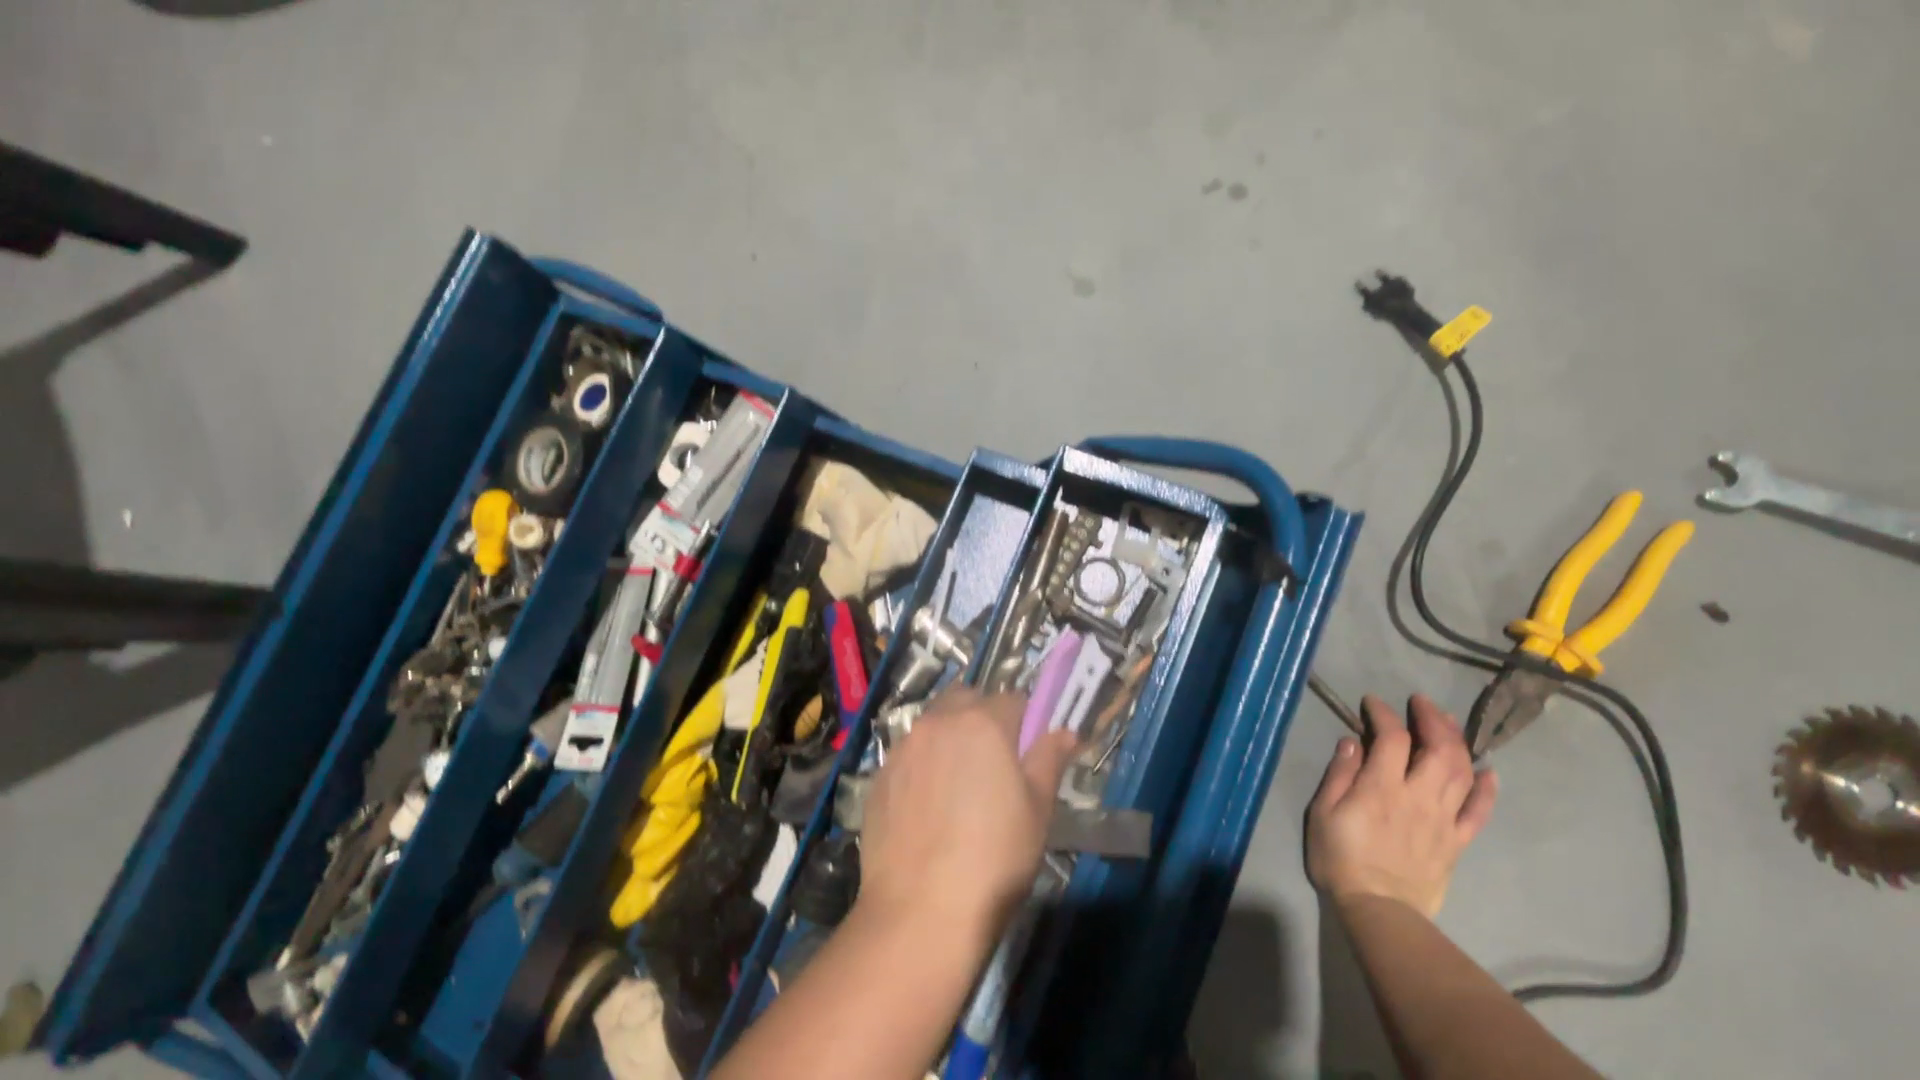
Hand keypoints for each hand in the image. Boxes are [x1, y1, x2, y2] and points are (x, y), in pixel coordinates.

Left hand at [857, 687, 1077, 945]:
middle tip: (995, 764)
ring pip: (931, 727)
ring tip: (958, 789)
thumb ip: (1048, 760)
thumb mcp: (1037, 809)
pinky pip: (907, 758)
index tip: (1030, 753)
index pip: (1013, 699)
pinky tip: (928, 810)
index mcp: (982, 723)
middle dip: (982, 718)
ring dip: (948, 741)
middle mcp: (936, 724)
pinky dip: (921, 769)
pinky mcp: (876, 780)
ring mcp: (900, 751)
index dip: (1026, 722)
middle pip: (965, 701)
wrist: (921, 910)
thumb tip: (1064, 732)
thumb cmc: (994, 857)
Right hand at [1307, 694, 1497, 918]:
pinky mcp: (1457, 840)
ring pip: (1462, 772)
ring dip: (1458, 742)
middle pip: (1439, 748)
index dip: (1384, 713)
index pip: (1392, 737)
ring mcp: (1443, 818)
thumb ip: (1339, 775)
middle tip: (1421, 704)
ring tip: (1447, 725)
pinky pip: (1479, 810)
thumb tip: (1352, 742)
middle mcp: (1419, 796)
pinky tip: (1488, 771)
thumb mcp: (1322, 814)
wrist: (1379, 910)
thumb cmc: (1341, 859)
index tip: (1372, 703)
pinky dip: (1487, 788)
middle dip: (1432, 719)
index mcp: (1382, 787)